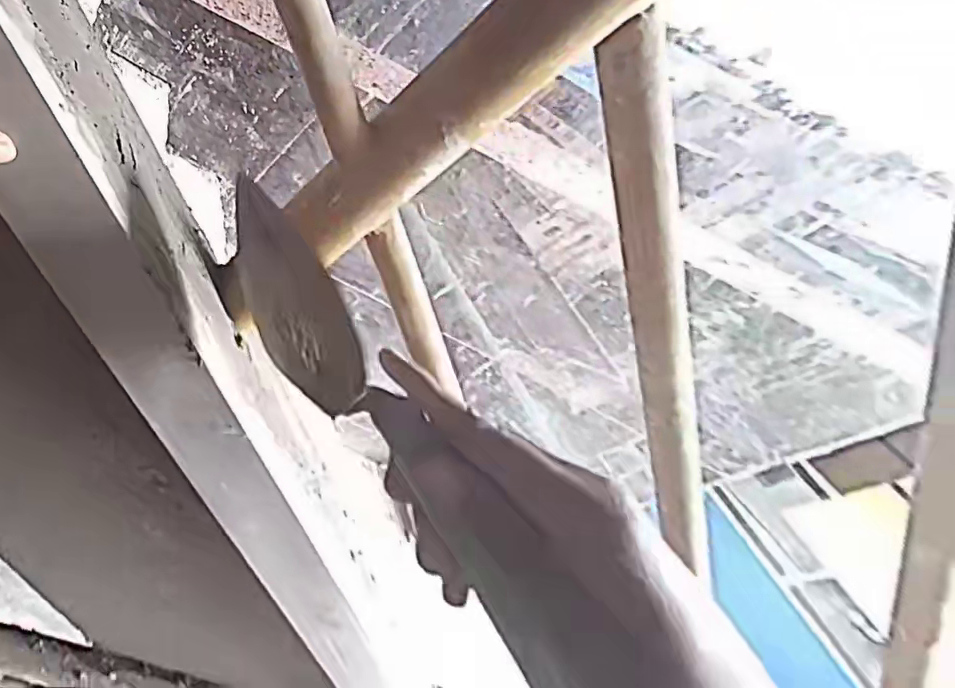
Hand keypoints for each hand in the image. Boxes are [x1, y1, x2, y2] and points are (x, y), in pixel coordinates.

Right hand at [365, 351, 771, 687]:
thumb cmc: (631, 661)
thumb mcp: (537, 588)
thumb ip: (473, 513)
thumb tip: (417, 450)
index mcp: (570, 495)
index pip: (475, 427)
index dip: (423, 393)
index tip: (386, 359)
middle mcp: (579, 491)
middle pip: (473, 457)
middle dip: (428, 485)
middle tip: (414, 534)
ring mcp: (590, 516)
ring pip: (488, 489)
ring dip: (450, 520)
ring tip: (448, 575)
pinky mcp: (593, 542)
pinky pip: (515, 515)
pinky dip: (479, 536)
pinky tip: (473, 579)